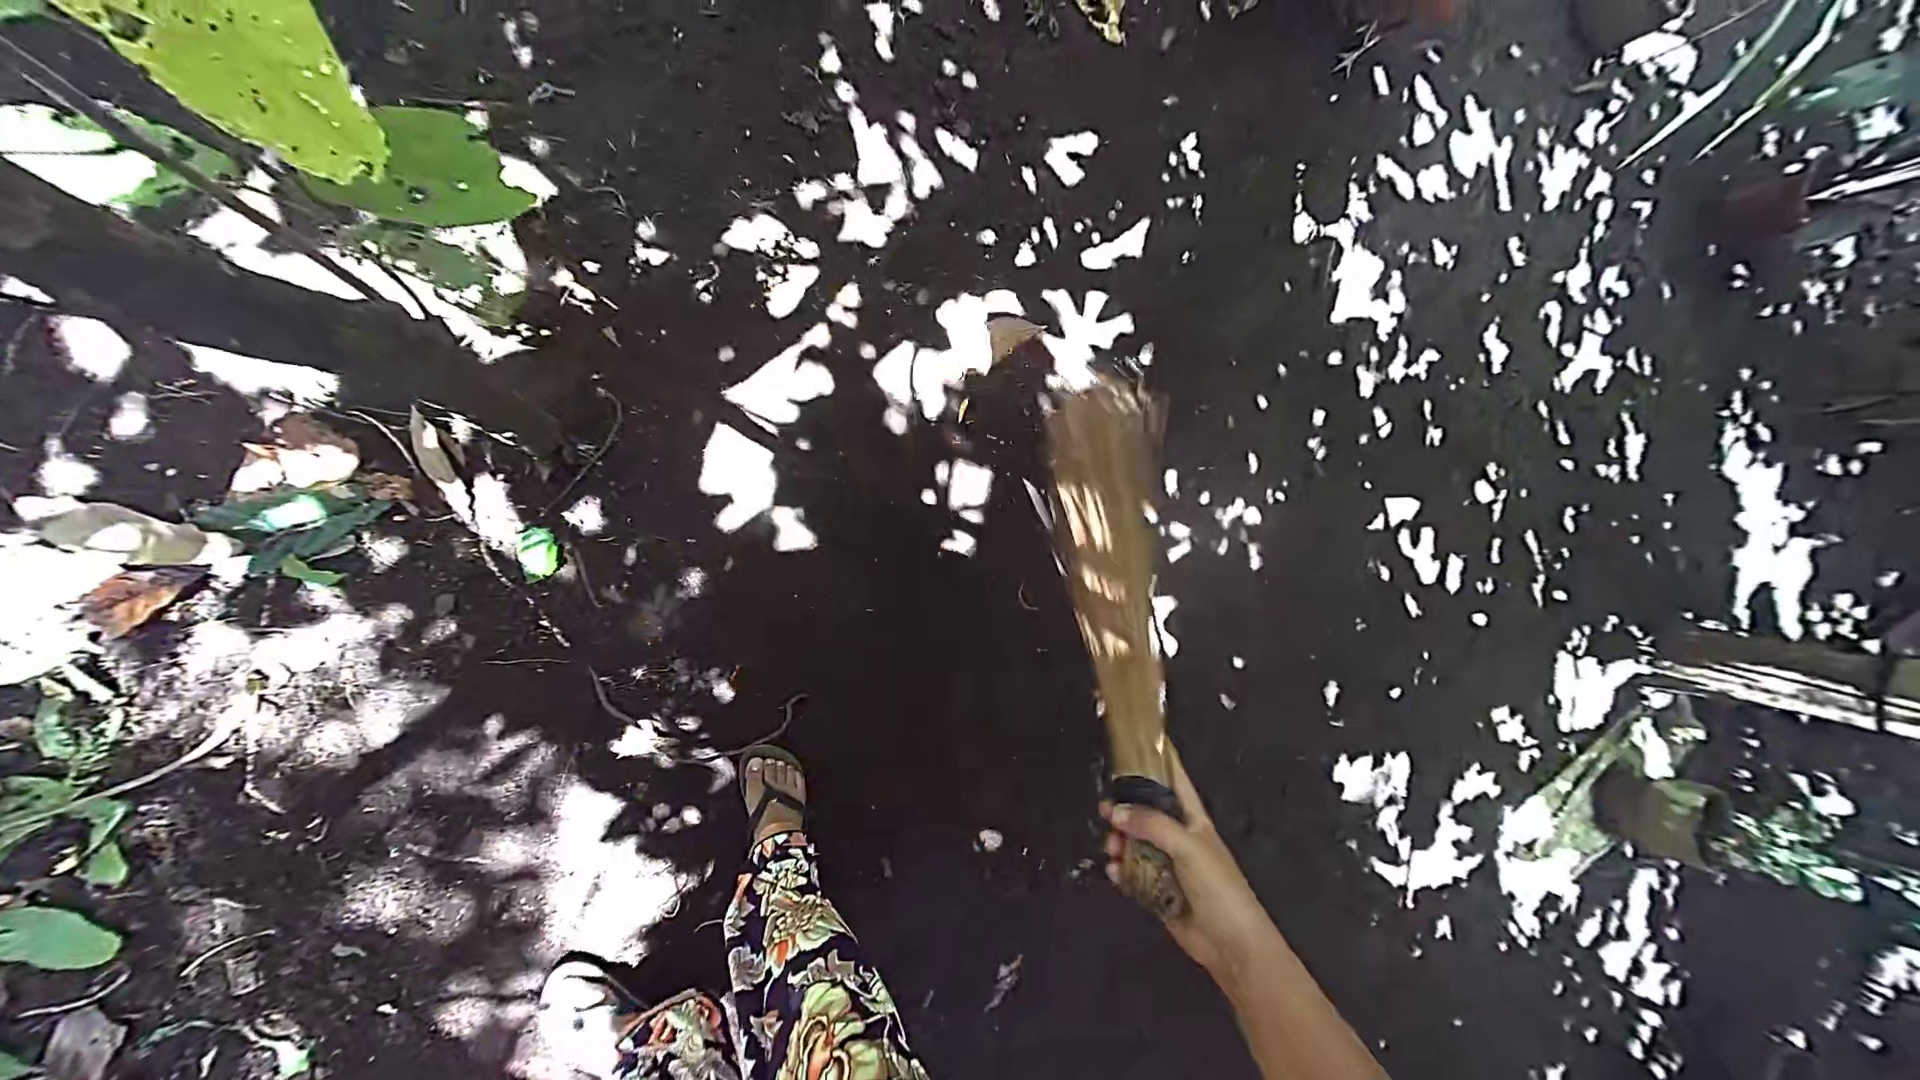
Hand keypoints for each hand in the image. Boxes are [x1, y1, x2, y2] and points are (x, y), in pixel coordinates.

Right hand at [1101, 744, 1282, 988]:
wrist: (1233, 946)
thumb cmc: (1219, 888)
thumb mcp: (1187, 846)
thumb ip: (1150, 824)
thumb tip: (1115, 811)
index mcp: (1192, 818)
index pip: (1174, 779)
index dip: (1157, 760)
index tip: (1134, 744)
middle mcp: (1178, 836)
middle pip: (1144, 812)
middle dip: (1124, 810)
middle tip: (1106, 813)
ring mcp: (1168, 864)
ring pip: (1134, 842)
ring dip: (1119, 844)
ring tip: (1112, 851)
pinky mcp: (1157, 890)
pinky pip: (1132, 873)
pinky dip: (1120, 871)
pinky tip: (1115, 872)